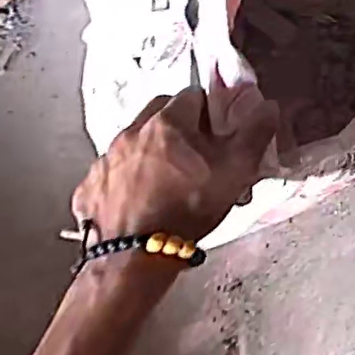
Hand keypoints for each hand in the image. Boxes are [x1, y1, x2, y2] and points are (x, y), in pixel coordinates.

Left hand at [72, 86, 278, 241]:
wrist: (134, 259)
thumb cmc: (191, 206)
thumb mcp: (238, 169)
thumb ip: (256, 132)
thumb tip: (267, 105)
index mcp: (169, 122)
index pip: (193, 96)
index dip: (210, 111)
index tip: (219, 133)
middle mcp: (132, 133)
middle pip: (159, 112)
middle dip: (178, 124)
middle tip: (195, 152)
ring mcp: (105, 160)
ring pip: (134, 140)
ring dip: (152, 149)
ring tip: (169, 179)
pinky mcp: (87, 188)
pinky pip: (112, 171)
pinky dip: (127, 177)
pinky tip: (141, 198)